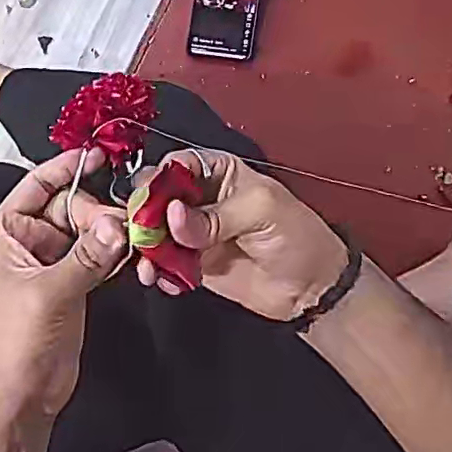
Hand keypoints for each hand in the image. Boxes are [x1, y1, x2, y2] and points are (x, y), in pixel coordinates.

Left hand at [0, 150, 131, 424]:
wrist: (14, 405)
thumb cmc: (7, 350)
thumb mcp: (47, 295)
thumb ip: (86, 256)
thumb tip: (116, 224)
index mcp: (6, 233)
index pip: (38, 184)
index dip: (67, 166)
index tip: (99, 155)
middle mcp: (28, 242)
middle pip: (72, 205)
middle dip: (100, 211)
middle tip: (125, 225)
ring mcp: (52, 264)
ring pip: (90, 230)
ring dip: (113, 232)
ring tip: (134, 238)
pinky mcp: (73, 284)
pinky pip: (99, 255)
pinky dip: (117, 254)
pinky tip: (133, 255)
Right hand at [149, 152, 349, 320]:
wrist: (311, 288)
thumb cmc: (295, 234)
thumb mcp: (260, 212)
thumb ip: (214, 216)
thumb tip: (170, 216)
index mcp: (218, 171)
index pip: (178, 164)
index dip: (159, 177)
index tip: (147, 198)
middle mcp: (200, 197)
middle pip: (158, 196)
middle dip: (143, 213)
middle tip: (139, 233)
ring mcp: (193, 231)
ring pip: (154, 230)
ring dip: (144, 245)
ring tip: (147, 265)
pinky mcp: (190, 262)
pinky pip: (163, 262)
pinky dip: (155, 270)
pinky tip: (159, 279)